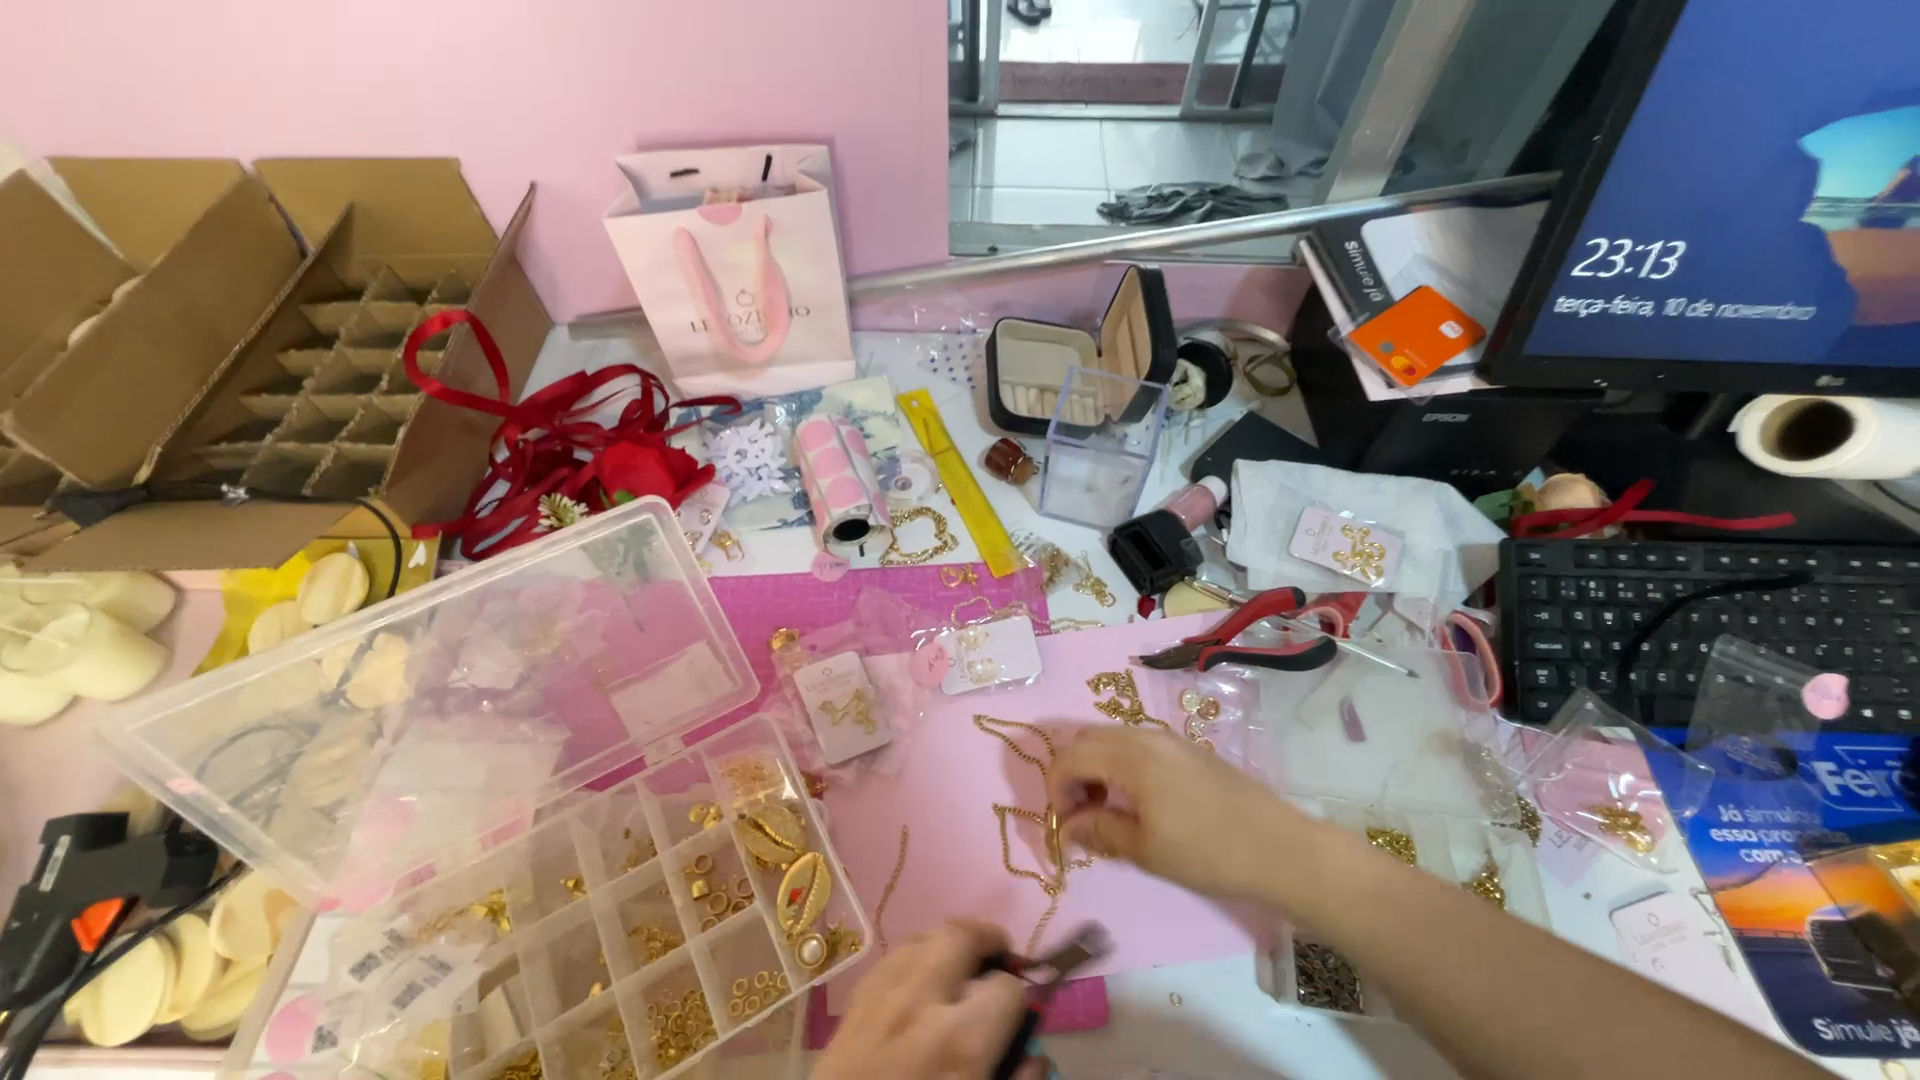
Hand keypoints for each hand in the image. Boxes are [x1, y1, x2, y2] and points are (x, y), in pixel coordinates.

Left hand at [813, 919, 1044, 1079]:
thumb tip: (1037, 1055)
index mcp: (961, 1042)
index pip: (1008, 989)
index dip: (1019, 998)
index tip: (1016, 1014)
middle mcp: (922, 1003)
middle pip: (962, 935)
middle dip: (988, 939)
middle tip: (999, 958)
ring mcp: (883, 996)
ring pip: (925, 936)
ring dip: (950, 944)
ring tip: (961, 965)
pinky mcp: (854, 1001)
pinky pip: (892, 957)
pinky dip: (915, 957)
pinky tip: (921, 980)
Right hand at [1047, 726, 1316, 902]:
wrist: (1280, 848)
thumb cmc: (1207, 853)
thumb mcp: (1145, 850)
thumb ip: (1099, 830)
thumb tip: (1067, 827)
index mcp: (1131, 756)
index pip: (1069, 756)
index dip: (1055, 788)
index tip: (1063, 824)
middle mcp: (1146, 736)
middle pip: (1087, 739)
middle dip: (1072, 773)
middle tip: (1079, 814)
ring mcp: (1171, 739)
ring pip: (1112, 738)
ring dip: (1096, 767)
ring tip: (1105, 809)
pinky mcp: (1189, 749)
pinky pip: (1137, 744)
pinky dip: (1120, 763)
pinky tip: (1135, 800)